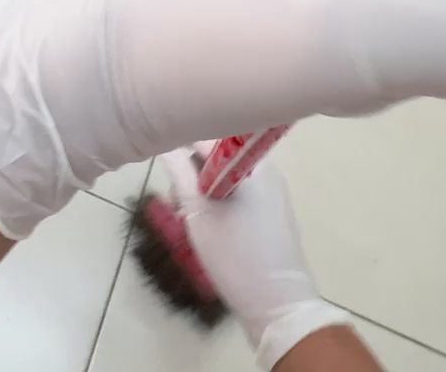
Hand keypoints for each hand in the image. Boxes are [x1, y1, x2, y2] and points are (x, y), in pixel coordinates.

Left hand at [0, 0, 445, 237]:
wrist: (100, 68)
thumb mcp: (354, 39)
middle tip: (331, 44)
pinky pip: (383, 25)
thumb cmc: (211, 33)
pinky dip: (357, 64)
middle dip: (420, 35)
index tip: (375, 23)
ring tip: (304, 56)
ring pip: (431, 10)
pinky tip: (294, 67)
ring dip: (385, 57)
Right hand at [157, 149, 350, 370]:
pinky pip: (239, 192)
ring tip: (191, 221)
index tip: (165, 172)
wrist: (280, 307)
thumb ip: (179, 172)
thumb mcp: (198, 212)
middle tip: (179, 205)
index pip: (207, 138)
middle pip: (216, 157)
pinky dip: (220, 202)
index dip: (180, 148)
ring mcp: (272, 191)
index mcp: (250, 163)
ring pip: (225, 176)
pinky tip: (210, 228)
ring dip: (203, 191)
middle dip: (192, 176)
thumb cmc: (235, 256)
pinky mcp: (273, 211)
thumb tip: (166, 144)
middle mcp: (265, 169)